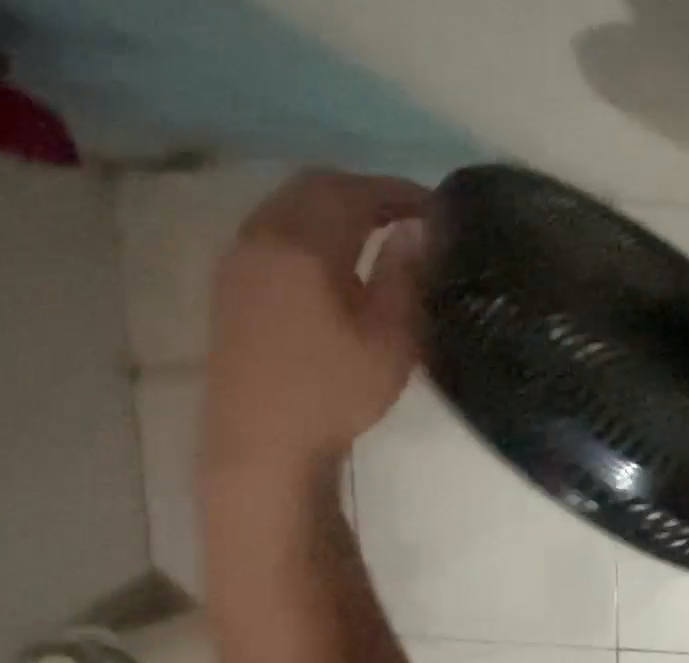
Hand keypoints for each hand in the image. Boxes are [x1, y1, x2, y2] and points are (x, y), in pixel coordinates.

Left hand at [205, 170, 428, 477]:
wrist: (264, 437)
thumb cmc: (338, 389)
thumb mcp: (392, 336)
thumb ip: (404, 275)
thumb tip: (419, 229)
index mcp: (303, 246)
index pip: (354, 193)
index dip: (401, 192)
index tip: (443, 208)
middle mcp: (263, 238)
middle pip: (314, 187)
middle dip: (368, 191)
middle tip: (416, 216)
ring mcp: (241, 258)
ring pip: (291, 205)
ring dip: (338, 207)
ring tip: (385, 232)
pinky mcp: (234, 283)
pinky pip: (275, 229)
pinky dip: (314, 225)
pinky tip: (343, 257)